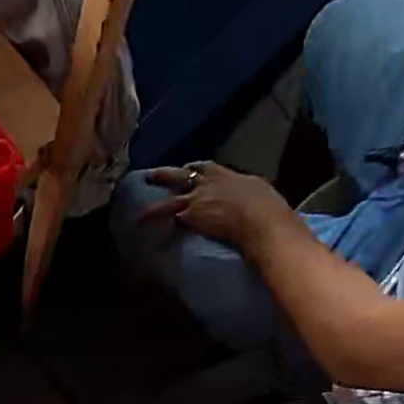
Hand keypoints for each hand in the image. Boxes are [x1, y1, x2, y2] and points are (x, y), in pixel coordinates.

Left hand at [139, 162, 294, 252]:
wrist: (258, 219)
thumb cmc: (265, 204)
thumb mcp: (254, 187)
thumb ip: (241, 188)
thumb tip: (241, 193)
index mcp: (222, 173)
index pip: (201, 167)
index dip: (191, 170)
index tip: (184, 171)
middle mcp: (205, 183)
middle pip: (178, 176)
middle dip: (162, 175)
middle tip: (148, 176)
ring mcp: (195, 200)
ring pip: (168, 203)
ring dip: (152, 209)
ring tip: (138, 217)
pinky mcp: (190, 218)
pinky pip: (173, 223)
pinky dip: (165, 230)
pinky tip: (155, 237)